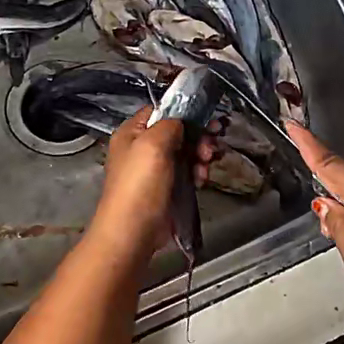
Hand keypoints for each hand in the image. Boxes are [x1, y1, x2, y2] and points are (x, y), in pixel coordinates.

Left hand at [89, 108, 213, 257]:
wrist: (133, 232)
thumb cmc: (139, 186)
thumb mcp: (153, 144)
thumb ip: (170, 124)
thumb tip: (182, 121)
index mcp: (132, 133)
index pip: (161, 111)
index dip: (184, 112)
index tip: (206, 117)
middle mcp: (141, 148)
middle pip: (177, 132)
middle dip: (198, 136)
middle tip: (211, 144)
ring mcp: (154, 169)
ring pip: (185, 152)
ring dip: (200, 155)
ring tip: (206, 164)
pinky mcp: (166, 188)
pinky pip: (186, 172)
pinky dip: (196, 172)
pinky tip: (201, 178)